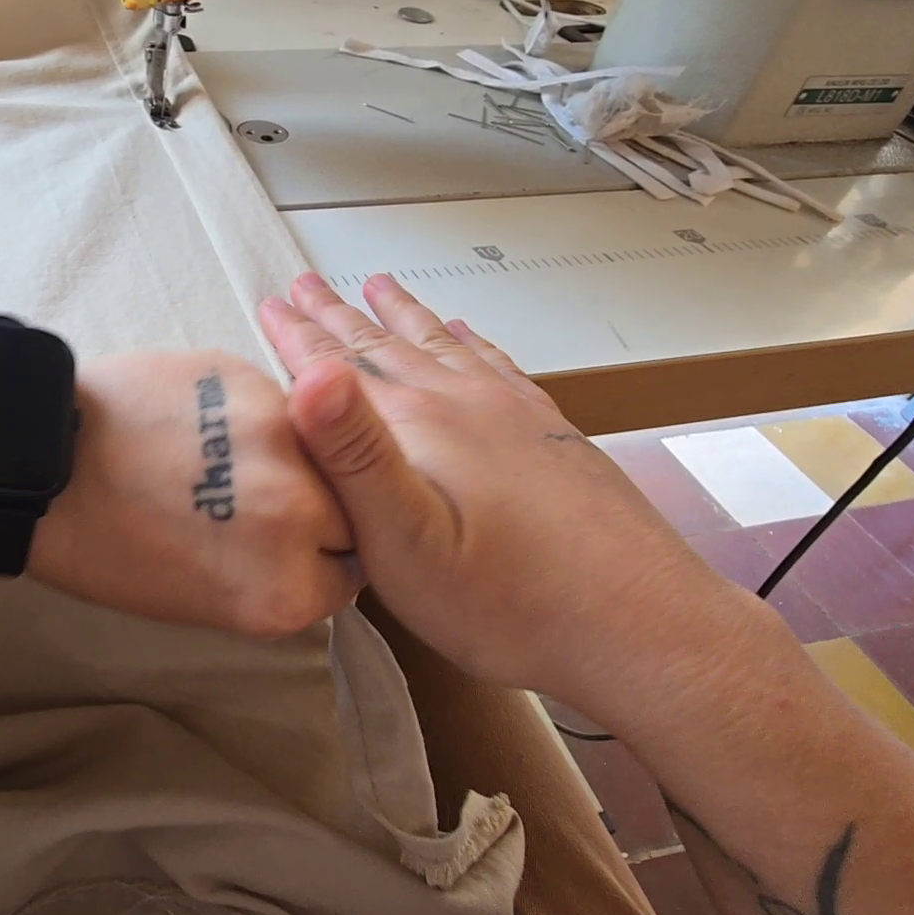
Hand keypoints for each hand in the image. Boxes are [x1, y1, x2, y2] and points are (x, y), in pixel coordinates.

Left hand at [30, 350, 360, 636]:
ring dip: (296, 456)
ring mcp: (281, 439)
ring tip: (233, 455)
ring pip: (326, 450)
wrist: (44, 464)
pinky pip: (283, 407)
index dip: (317, 559)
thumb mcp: (200, 602)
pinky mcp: (253, 380)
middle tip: (263, 498)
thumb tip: (312, 547)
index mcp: (283, 592)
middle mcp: (298, 516)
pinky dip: (258, 419)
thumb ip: (273, 579)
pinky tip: (210, 423)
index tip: (291, 545)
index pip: (348, 577)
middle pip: (353, 511)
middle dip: (319, 508)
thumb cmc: (105, 546)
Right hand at [257, 273, 758, 717]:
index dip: (298, 335)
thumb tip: (312, 377)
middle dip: (336, 315)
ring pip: (439, 346)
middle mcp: (463, 403)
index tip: (273, 304)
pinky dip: (471, 341)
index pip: (339, 366)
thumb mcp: (405, 541)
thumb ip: (354, 455)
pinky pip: (497, 366)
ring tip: (377, 286)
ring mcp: (511, 413)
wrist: (640, 628)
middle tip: (306, 286)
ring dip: (400, 315)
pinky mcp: (546, 433)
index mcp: (418, 426)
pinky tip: (467, 335)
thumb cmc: (509, 602)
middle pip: (384, 345)